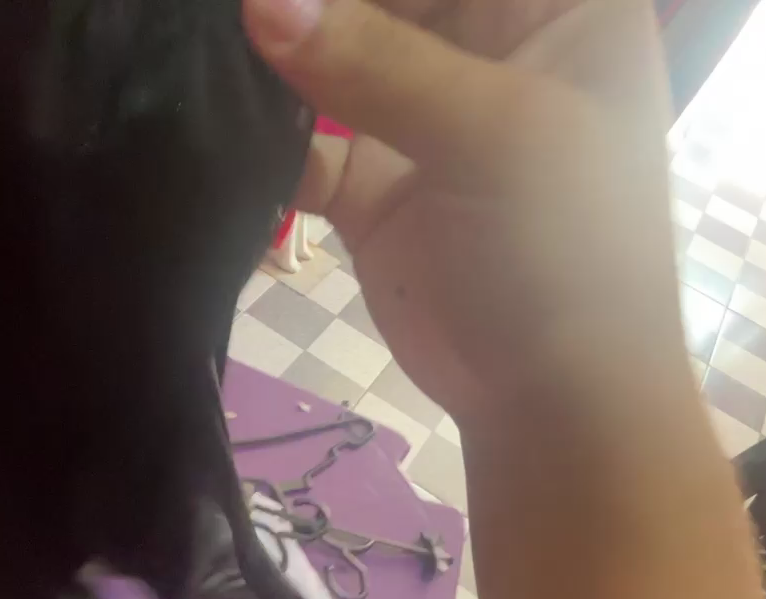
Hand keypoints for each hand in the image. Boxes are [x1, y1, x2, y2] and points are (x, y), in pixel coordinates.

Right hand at [241, 0, 687, 422]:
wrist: (544, 392)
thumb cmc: (560, 252)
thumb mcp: (492, 136)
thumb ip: (377, 64)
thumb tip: (262, 0)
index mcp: (547, 5)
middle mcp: (481, 50)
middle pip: (379, 2)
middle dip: (310, 8)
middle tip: (227, 19)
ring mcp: (418, 125)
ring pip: (334, 69)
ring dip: (278, 71)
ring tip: (205, 62)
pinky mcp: (372, 192)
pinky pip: (309, 153)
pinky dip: (271, 153)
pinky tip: (226, 144)